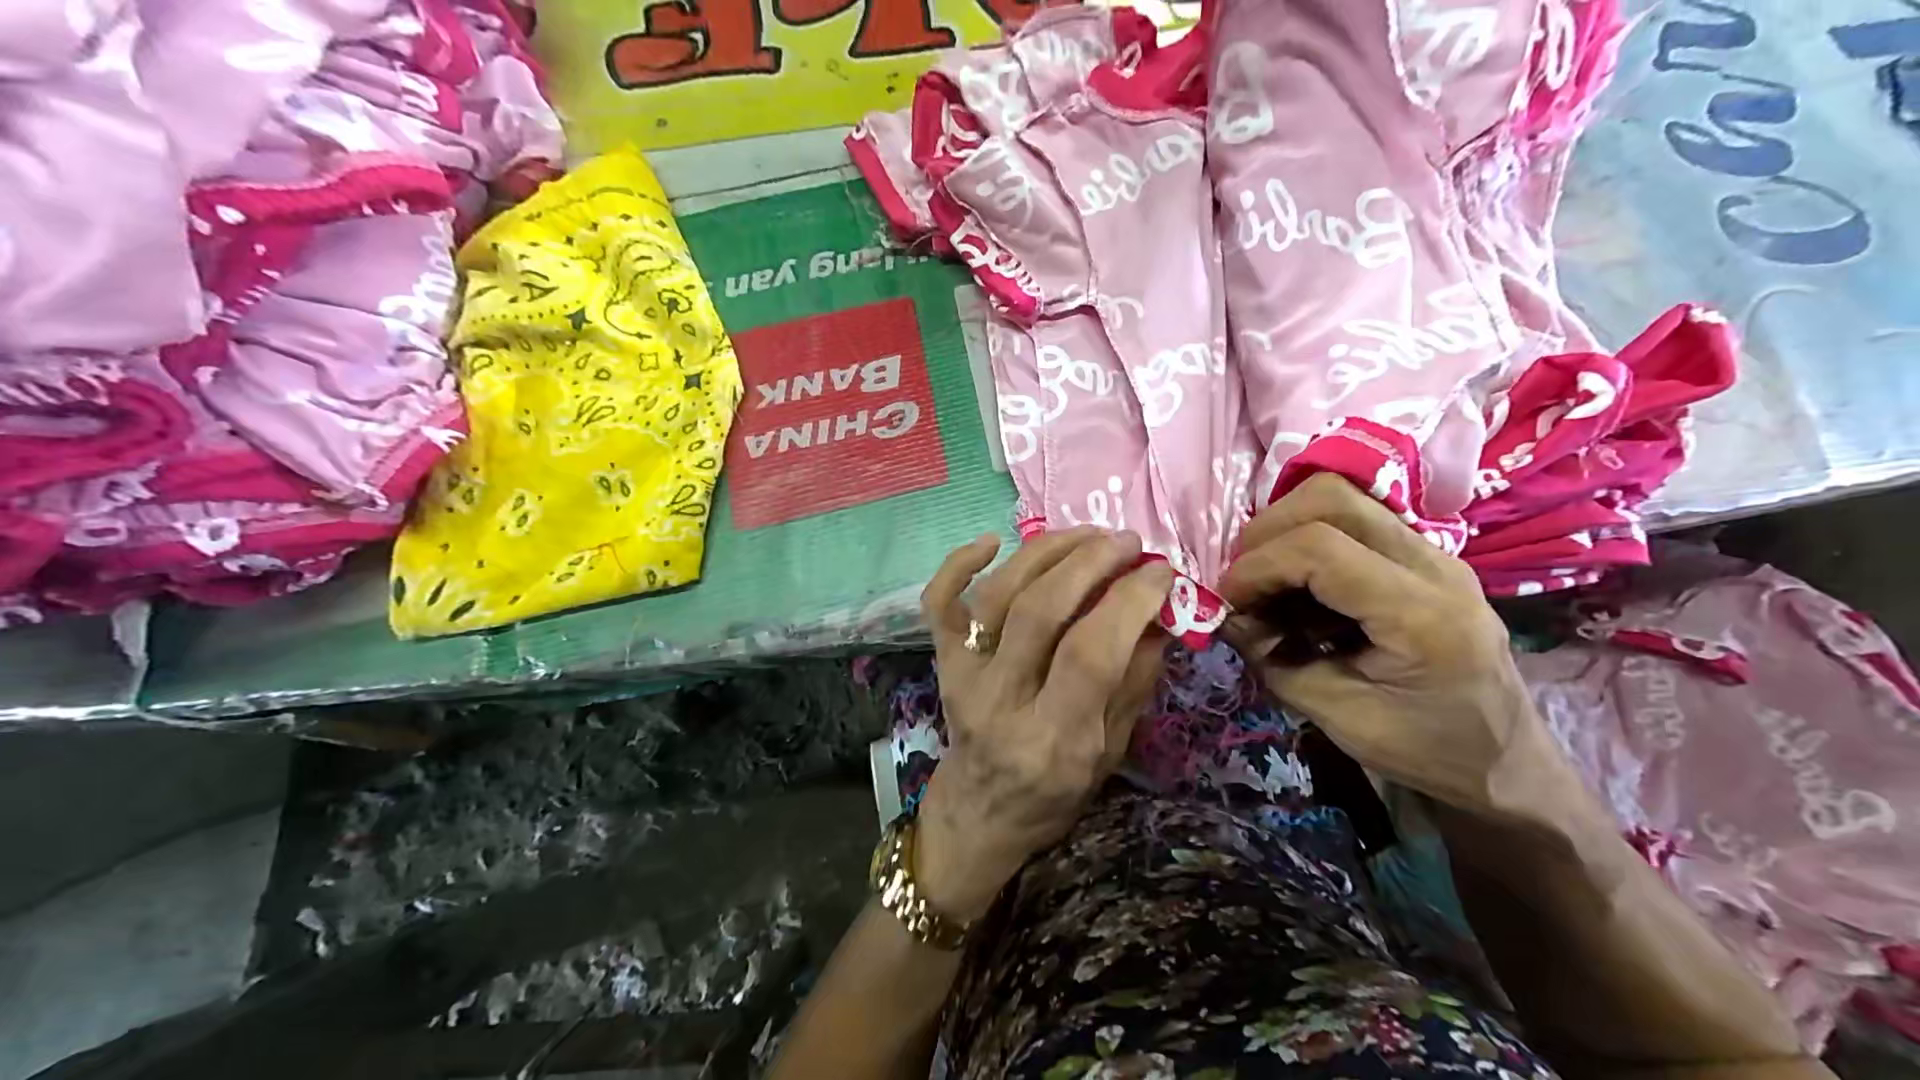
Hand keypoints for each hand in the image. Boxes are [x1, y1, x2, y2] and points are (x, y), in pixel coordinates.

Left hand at [913, 528, 1172, 922]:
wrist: (979, 811)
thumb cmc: (1053, 792)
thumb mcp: (1111, 752)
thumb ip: (1135, 683)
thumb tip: (1159, 613)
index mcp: (1052, 737)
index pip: (1090, 653)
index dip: (1130, 602)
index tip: (1161, 573)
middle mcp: (1000, 700)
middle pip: (1039, 612)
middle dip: (1090, 564)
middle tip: (1128, 543)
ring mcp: (962, 676)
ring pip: (997, 595)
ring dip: (1046, 552)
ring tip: (1089, 534)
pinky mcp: (940, 660)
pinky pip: (938, 602)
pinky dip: (959, 564)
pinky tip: (994, 540)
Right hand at [1218, 474, 1560, 815]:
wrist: (1504, 760)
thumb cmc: (1425, 749)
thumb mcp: (1336, 716)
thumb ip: (1272, 659)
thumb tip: (1224, 615)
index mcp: (1420, 614)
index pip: (1319, 548)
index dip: (1257, 566)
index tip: (1227, 601)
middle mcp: (1434, 565)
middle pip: (1332, 497)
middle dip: (1267, 530)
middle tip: (1243, 580)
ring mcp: (1434, 553)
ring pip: (1343, 496)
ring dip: (1286, 527)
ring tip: (1266, 578)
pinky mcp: (1424, 555)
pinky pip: (1355, 517)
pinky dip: (1309, 535)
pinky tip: (1298, 583)